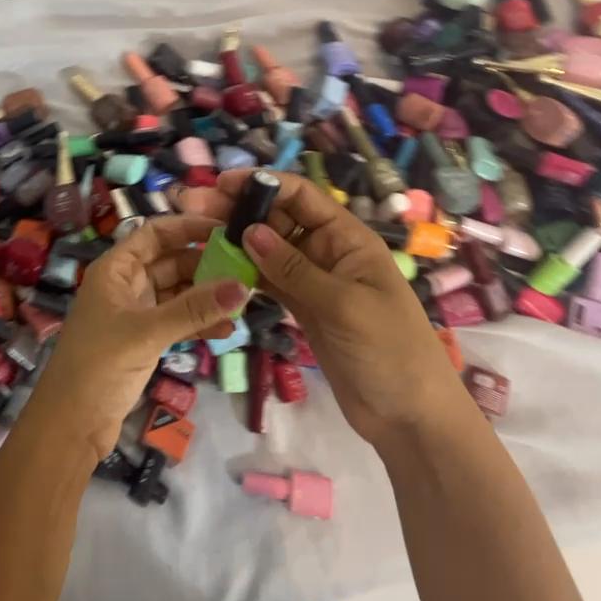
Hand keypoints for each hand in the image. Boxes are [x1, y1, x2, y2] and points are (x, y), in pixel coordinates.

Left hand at [28, 215, 250, 460]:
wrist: (70, 423)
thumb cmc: (98, 366)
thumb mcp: (146, 332)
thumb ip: (193, 309)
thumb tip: (242, 285)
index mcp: (115, 269)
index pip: (154, 234)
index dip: (188, 227)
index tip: (227, 229)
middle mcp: (125, 285)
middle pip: (170, 261)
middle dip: (206, 264)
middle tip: (247, 268)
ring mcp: (134, 313)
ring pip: (177, 293)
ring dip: (206, 297)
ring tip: (244, 301)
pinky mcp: (143, 341)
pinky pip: (176, 321)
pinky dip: (198, 323)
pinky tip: (226, 330)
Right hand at [179, 170, 468, 446]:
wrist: (409, 416)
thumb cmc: (390, 351)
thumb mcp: (344, 305)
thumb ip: (294, 269)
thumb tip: (248, 231)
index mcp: (348, 239)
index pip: (301, 196)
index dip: (262, 184)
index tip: (221, 184)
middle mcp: (328, 251)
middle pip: (277, 218)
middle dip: (237, 209)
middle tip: (191, 207)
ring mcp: (313, 281)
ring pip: (267, 249)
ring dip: (234, 240)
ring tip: (194, 234)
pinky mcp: (303, 307)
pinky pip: (267, 279)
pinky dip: (243, 273)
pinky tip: (214, 269)